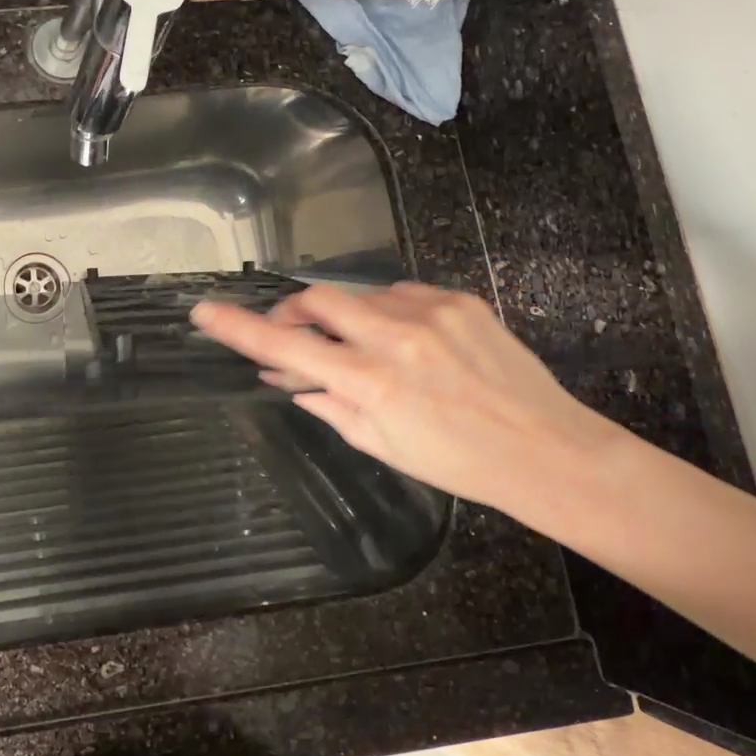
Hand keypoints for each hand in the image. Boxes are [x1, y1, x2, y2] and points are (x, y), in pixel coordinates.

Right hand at [191, 283, 627, 510]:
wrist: (550, 451)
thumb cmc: (457, 462)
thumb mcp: (379, 444)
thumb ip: (326, 402)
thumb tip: (284, 377)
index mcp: (370, 382)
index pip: (285, 347)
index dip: (238, 328)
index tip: (204, 311)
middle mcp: (395, 337)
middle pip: (315, 299)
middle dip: (291, 312)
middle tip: (291, 334)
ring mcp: (431, 312)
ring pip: (357, 294)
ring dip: (342, 316)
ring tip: (359, 346)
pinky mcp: (458, 300)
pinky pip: (398, 293)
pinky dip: (384, 311)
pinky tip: (400, 338)